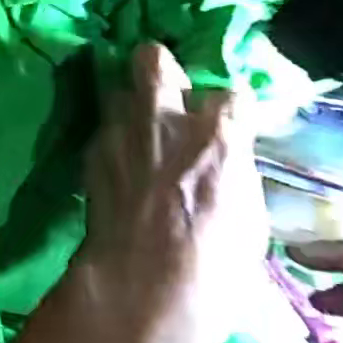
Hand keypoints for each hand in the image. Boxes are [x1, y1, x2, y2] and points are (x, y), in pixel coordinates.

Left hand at [68, 42, 268, 342]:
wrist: (142, 284)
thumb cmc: (216, 268)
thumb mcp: (250, 219)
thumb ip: (234, 170)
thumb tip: (226, 157)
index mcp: (218, 139)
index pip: (231, 95)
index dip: (231, 107)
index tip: (230, 118)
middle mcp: (164, 120)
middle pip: (154, 58)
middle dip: (163, 65)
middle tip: (171, 90)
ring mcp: (120, 131)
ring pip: (121, 89)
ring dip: (134, 101)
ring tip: (143, 125)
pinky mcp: (92, 149)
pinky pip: (106, 126)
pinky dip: (117, 134)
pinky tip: (124, 158)